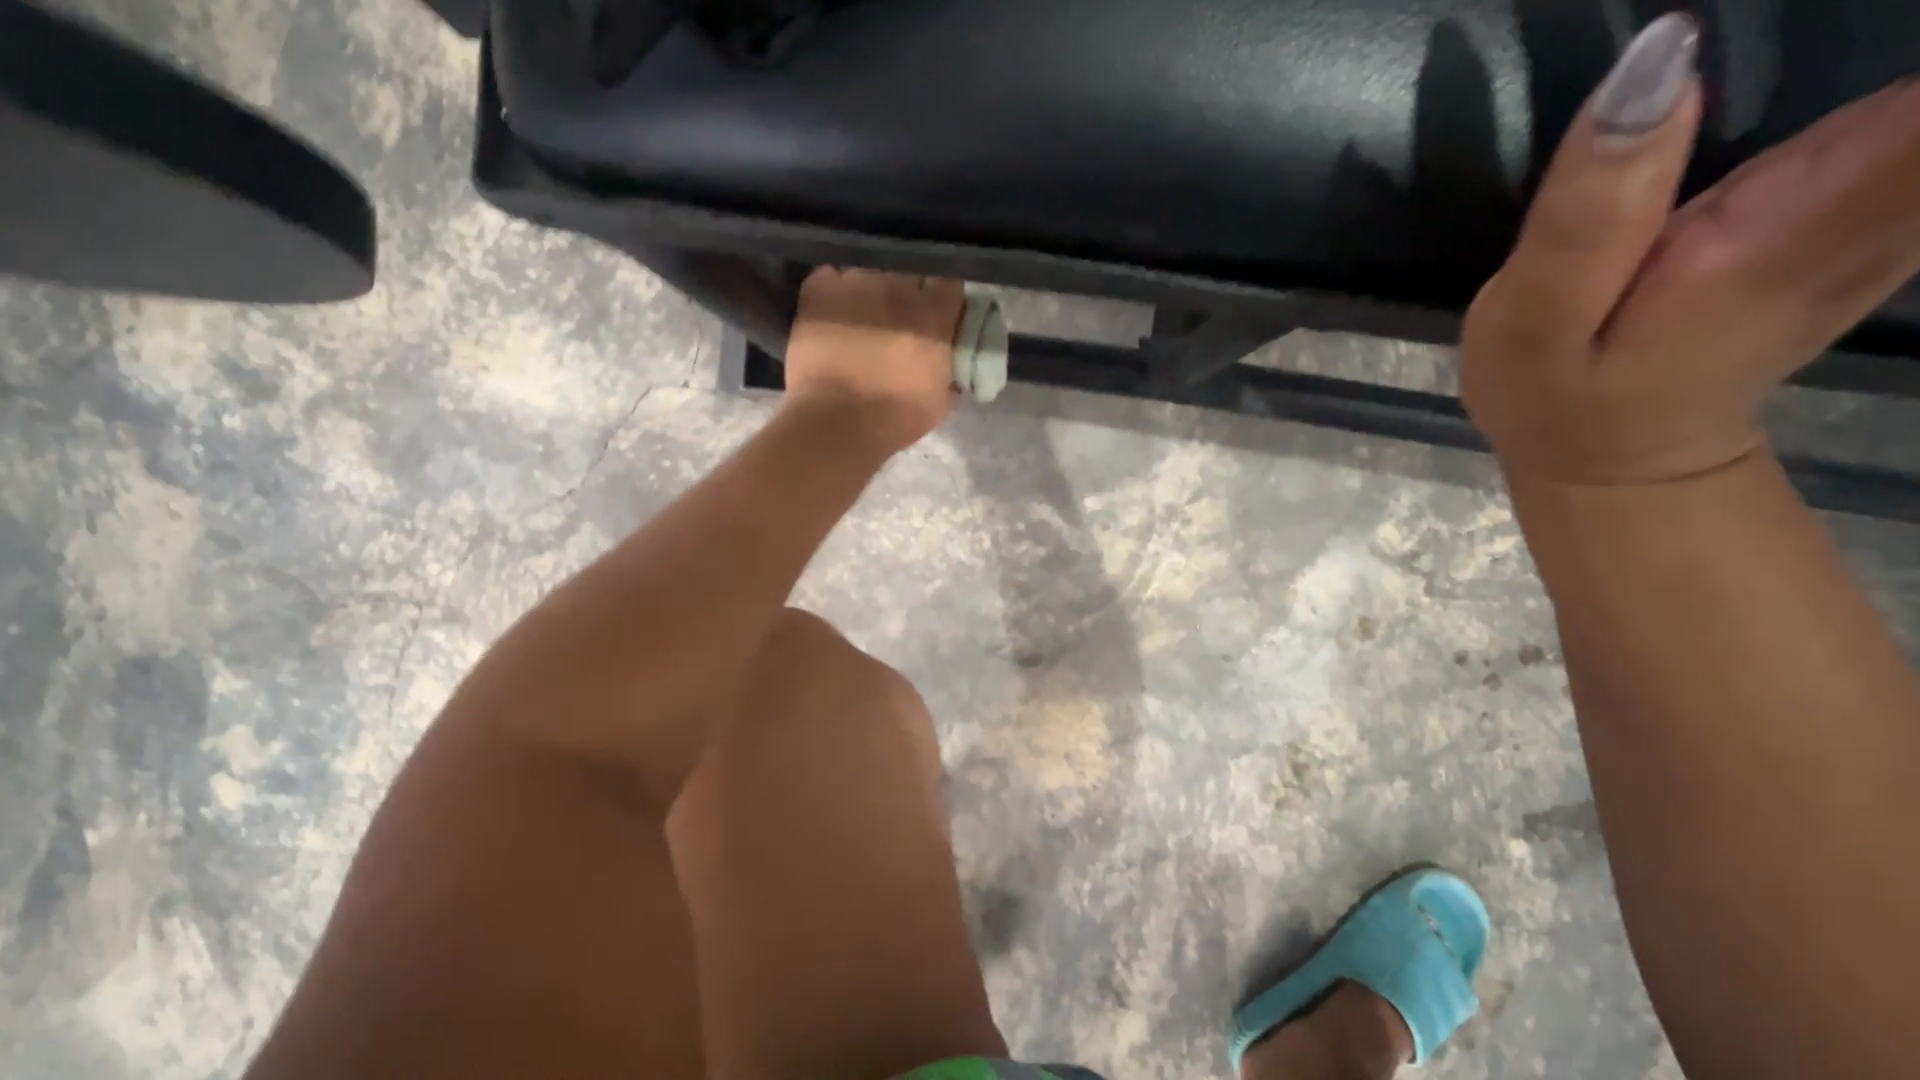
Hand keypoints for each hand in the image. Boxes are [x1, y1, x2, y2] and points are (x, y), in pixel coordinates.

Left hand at [783, 267, 964, 455]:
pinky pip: (832, 277)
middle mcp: (898, 285)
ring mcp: (856, 282)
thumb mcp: (941, 400)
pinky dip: (834, 292)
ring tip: (860, 320)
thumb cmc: (894, 417)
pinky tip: (832, 314)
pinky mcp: (819, 288)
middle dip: (906, 296)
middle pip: (908, 276)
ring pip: (870, 275)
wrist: (835, 423)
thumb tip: (947, 361)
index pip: (948, 284)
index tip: (936, 317)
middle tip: (897, 323)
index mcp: (933, 312)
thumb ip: (948, 369)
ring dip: (869, 294)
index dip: (941, 301)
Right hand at [1462, 12, 1919, 484]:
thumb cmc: (1561, 397)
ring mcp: (1895, 205)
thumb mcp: (1535, 319)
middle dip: (1900, 34)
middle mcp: (1883, 206)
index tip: (1823, 28)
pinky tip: (1873, 89)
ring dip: (1895, 62)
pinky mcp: (1876, 202)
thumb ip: (1591, 207)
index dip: (1905, 81)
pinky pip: (1919, 128)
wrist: (1618, 459)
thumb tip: (1662, 59)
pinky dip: (1902, 111)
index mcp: (1795, 227)